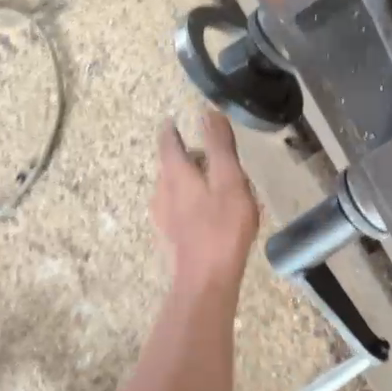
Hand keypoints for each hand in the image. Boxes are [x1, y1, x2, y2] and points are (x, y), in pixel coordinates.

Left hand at [152, 111, 259, 293]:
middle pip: (169, 166)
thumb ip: (220, 147)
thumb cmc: (222, 225)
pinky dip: (188, 197)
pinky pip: (176, 205)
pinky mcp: (169, 234)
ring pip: (172, 187)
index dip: (171, 130)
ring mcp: (162, 216)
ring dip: (187, 177)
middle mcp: (162, 192)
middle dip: (184, 154)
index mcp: (176, 176)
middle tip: (204, 148)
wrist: (205, 277)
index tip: (174, 119)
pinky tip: (204, 208)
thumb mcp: (229, 180)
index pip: (168, 144)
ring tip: (209, 176)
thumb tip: (207, 112)